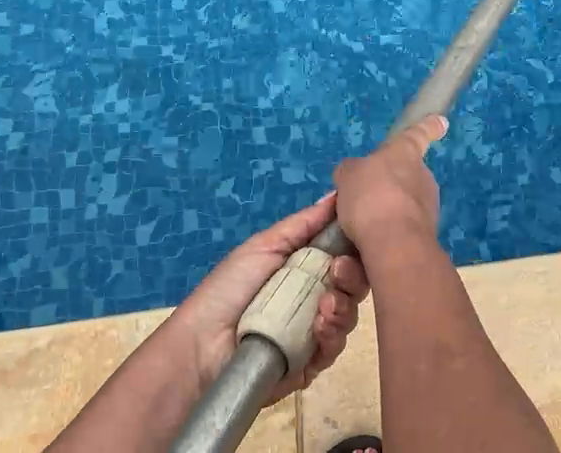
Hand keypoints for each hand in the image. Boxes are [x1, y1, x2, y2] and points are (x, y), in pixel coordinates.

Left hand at [168, 194, 369, 403]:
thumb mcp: (264, 246)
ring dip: (343, 304)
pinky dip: (333, 334)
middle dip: (353, 274)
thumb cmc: (229, 289)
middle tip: (338, 270)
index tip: (358, 235)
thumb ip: (304, 223)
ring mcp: (313, 332)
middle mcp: (312, 298)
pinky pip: (335, 347)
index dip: (354, 246)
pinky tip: (319, 326)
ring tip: (325, 304)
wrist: (202, 347)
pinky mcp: (311, 364)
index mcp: (303, 268)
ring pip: (348, 315)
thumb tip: (337, 195)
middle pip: (352, 284)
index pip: (342, 255)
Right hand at [334, 114, 447, 261]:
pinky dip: (385, 236)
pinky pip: (400, 230)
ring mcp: (428, 206)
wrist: (394, 244)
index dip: (428, 126)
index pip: (419, 133)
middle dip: (386, 187)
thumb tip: (355, 174)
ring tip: (356, 229)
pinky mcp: (426, 234)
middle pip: (405, 176)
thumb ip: (352, 171)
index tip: (441, 121)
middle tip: (360, 200)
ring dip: (384, 214)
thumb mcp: (348, 175)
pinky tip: (364, 247)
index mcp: (406, 153)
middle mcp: (423, 176)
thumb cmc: (371, 196)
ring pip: (402, 206)